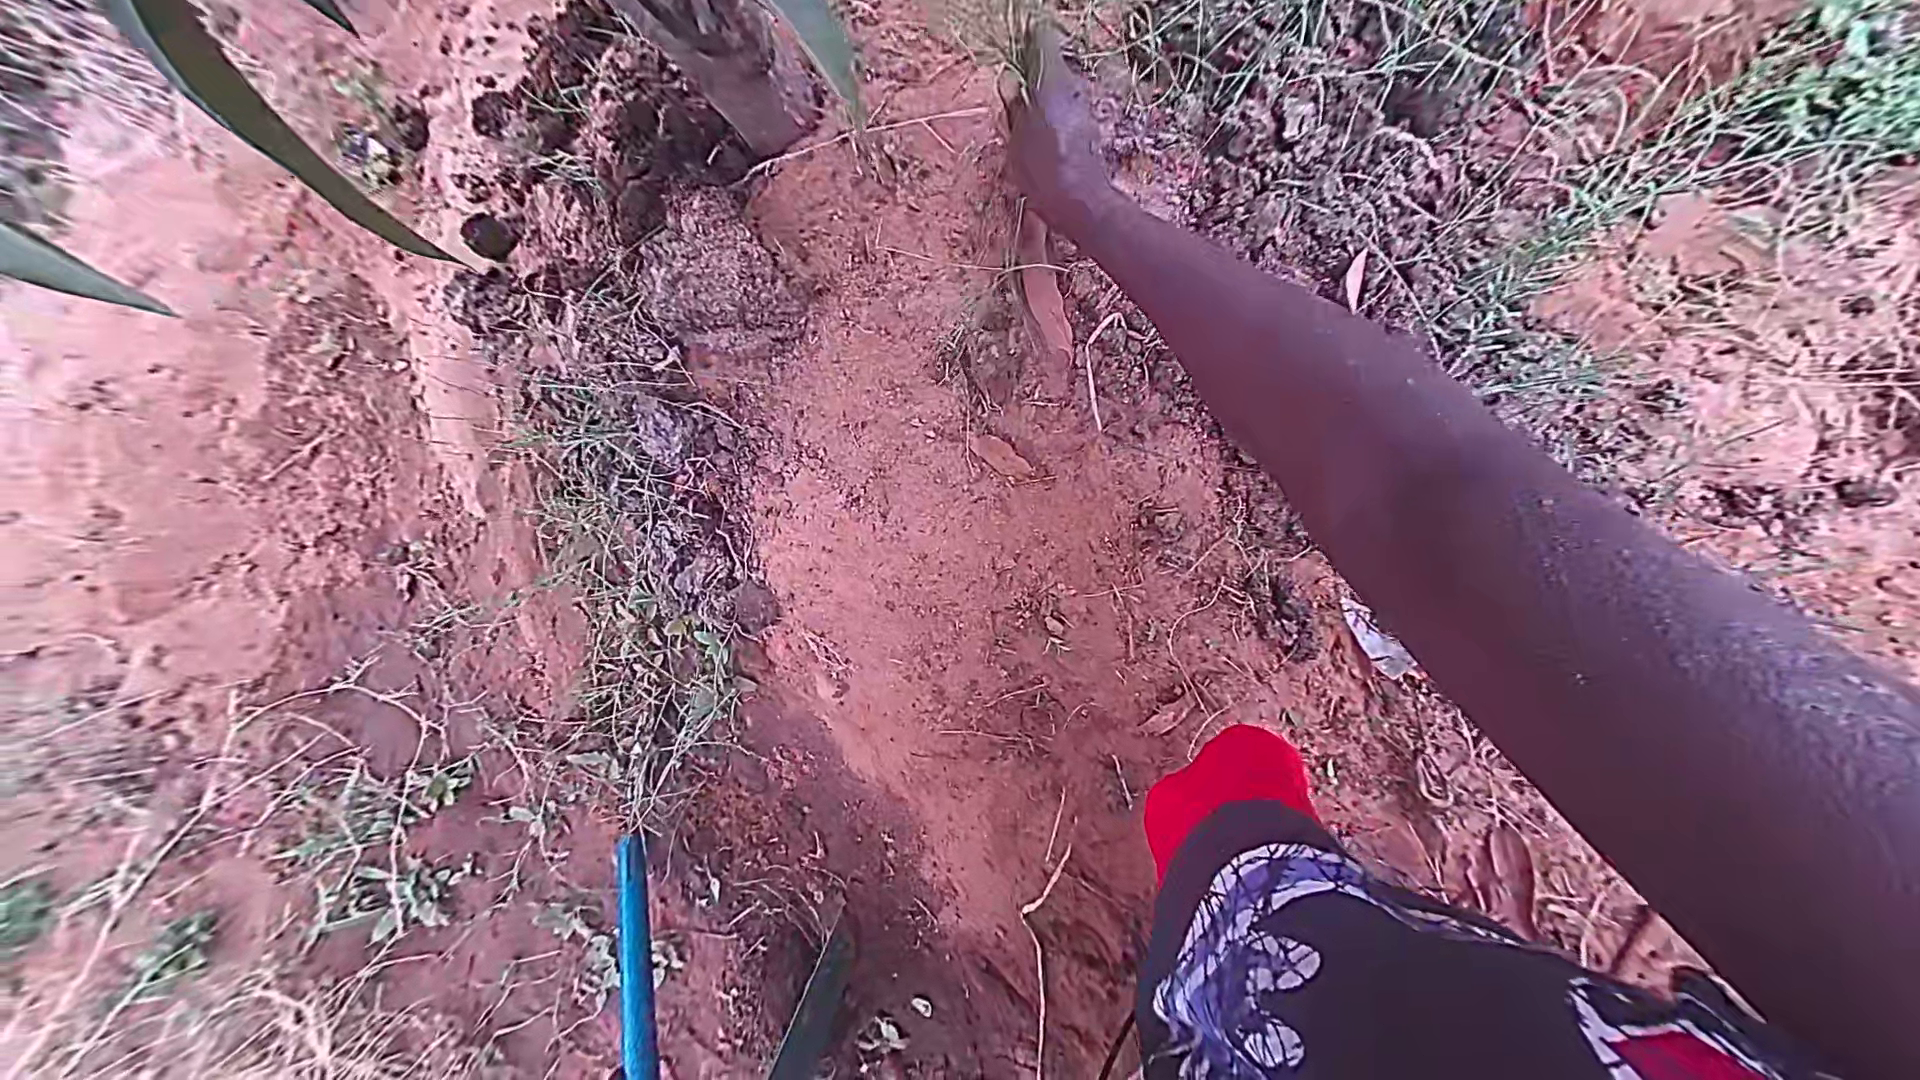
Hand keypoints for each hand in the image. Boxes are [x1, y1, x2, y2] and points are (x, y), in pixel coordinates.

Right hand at [1004, 25, 1115, 234]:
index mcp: (1052, 79)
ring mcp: (1084, 108)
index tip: (1011, 70)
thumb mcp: (1017, 139)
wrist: (1079, 203)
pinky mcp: (1089, 130)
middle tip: (1012, 107)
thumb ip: (1014, 107)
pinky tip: (1042, 148)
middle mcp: (1073, 87)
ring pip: (1057, 95)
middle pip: (1049, 70)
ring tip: (1025, 134)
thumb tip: (1010, 85)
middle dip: (1031, 84)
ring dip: (1042, 107)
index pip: (1040, 39)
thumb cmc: (1046, 170)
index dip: (1024, 50)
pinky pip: (1065, 116)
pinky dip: (1053, 124)